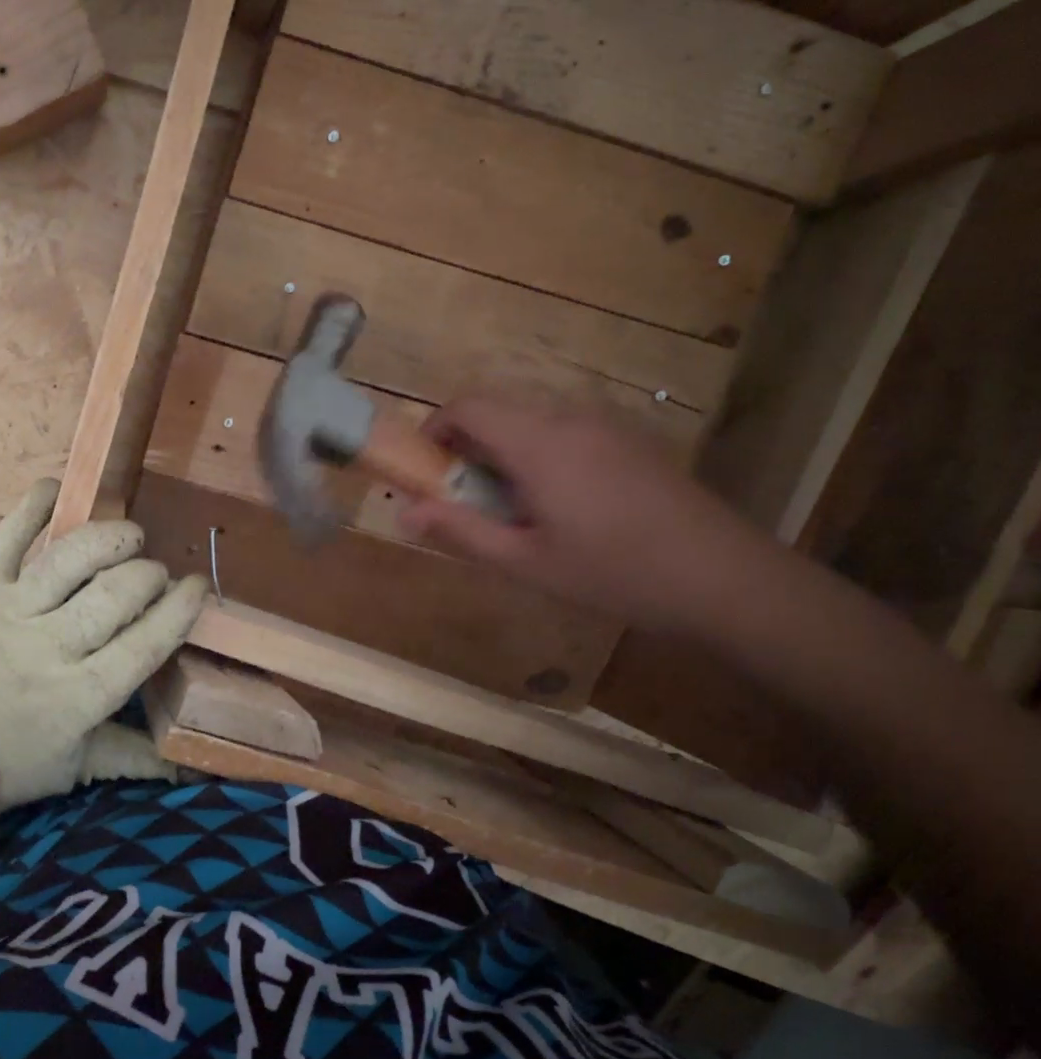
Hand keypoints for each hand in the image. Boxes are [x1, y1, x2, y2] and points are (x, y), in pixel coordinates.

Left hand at [0, 479, 208, 811]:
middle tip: (155, 575)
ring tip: (128, 537)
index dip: (179, 609)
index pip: (145, 643)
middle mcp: (50, 648)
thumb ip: (139, 759)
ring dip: (106, 539)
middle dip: (147, 575)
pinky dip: (27, 511)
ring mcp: (12, 614)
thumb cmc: (15, 762)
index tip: (196, 587)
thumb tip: (195, 767)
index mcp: (82, 695)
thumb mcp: (80, 767)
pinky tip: (53, 488)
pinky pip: (5, 543)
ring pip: (68, 562)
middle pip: (114, 595)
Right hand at [396, 398, 781, 633]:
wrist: (726, 579)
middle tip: (460, 500)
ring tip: (508, 510)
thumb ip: (460, 531)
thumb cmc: (614, 572)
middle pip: (499, 412)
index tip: (421, 469)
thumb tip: (404, 513)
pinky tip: (558, 508)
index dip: (433, 429)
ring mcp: (608, 429)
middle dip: (465, 447)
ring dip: (502, 453)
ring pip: (533, 423)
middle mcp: (571, 421)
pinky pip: (566, 434)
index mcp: (540, 444)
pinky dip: (539, 457)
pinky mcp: (632, 443)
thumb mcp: (525, 562)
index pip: (468, 407)